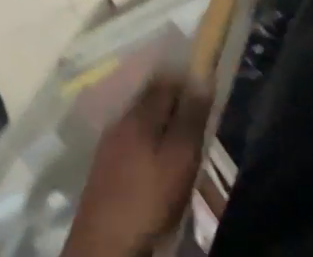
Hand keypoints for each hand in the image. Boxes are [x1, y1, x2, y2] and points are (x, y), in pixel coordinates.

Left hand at [64, 72, 212, 256]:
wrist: (105, 248)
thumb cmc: (149, 198)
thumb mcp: (180, 157)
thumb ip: (191, 116)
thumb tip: (202, 73)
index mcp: (138, 114)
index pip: (165, 77)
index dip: (187, 75)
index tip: (208, 85)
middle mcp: (120, 121)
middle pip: (151, 98)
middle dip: (175, 99)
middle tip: (199, 116)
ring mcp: (108, 146)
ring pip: (141, 120)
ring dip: (163, 123)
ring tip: (182, 140)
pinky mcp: (104, 169)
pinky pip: (133, 141)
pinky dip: (150, 142)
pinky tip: (158, 161)